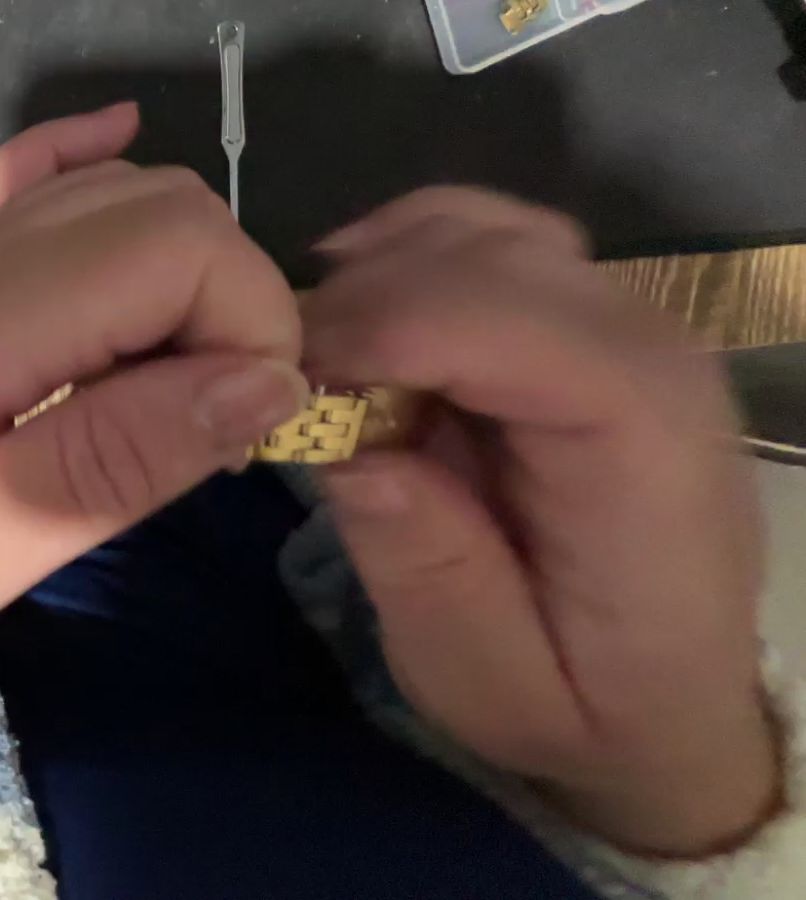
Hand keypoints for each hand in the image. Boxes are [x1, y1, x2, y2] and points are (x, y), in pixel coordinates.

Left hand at [0, 103, 308, 673]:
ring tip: (162, 380)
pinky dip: (87, 166)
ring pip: (113, 192)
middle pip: (162, 209)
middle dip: (230, 303)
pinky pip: (20, 176)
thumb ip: (109, 464)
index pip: (181, 251)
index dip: (250, 330)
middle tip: (201, 421)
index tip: (232, 434)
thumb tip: (259, 383)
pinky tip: (115, 154)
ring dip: (181, 271)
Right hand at [305, 187, 779, 857]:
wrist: (659, 703)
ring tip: (308, 346)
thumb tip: (348, 447)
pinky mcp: (568, 324)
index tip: (285, 382)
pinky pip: (480, 234)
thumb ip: (428, 569)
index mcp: (642, 460)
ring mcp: (614, 330)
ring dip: (370, 272)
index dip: (388, 330)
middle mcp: (648, 365)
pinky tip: (350, 300)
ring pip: (482, 229)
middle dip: (354, 306)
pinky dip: (397, 246)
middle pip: (489, 261)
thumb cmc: (569, 703)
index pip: (525, 333)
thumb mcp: (486, 681)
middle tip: (273, 378)